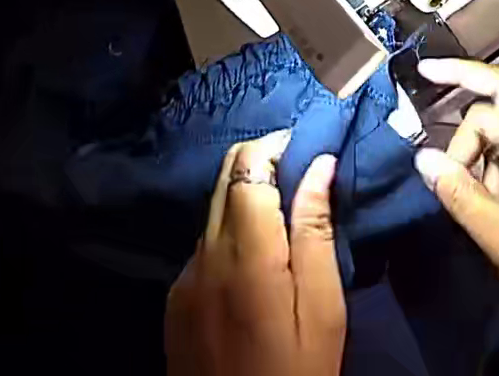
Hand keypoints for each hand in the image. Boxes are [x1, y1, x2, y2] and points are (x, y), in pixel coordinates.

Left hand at [166, 131, 344, 375]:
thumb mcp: (321, 302)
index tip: (310, 151)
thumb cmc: (296, 370)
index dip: (279, 145)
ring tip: (287, 215)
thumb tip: (321, 162)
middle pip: (226, 174)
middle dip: (264, 160)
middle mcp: (204, 254)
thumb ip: (315, 227)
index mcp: (244, 251)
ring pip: (216, 206)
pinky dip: (233, 229)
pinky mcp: (177, 302)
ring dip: (249, 194)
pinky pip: (206, 242)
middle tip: (303, 175)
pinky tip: (259, 258)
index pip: (248, 163)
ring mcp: (184, 279)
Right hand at [410, 58, 498, 324]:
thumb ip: (460, 195)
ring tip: (496, 222)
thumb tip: (424, 158)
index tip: (424, 71)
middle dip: (467, 153)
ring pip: (498, 143)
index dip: (460, 71)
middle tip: (463, 201)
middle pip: (491, 120)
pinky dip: (497, 185)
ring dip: (483, 176)